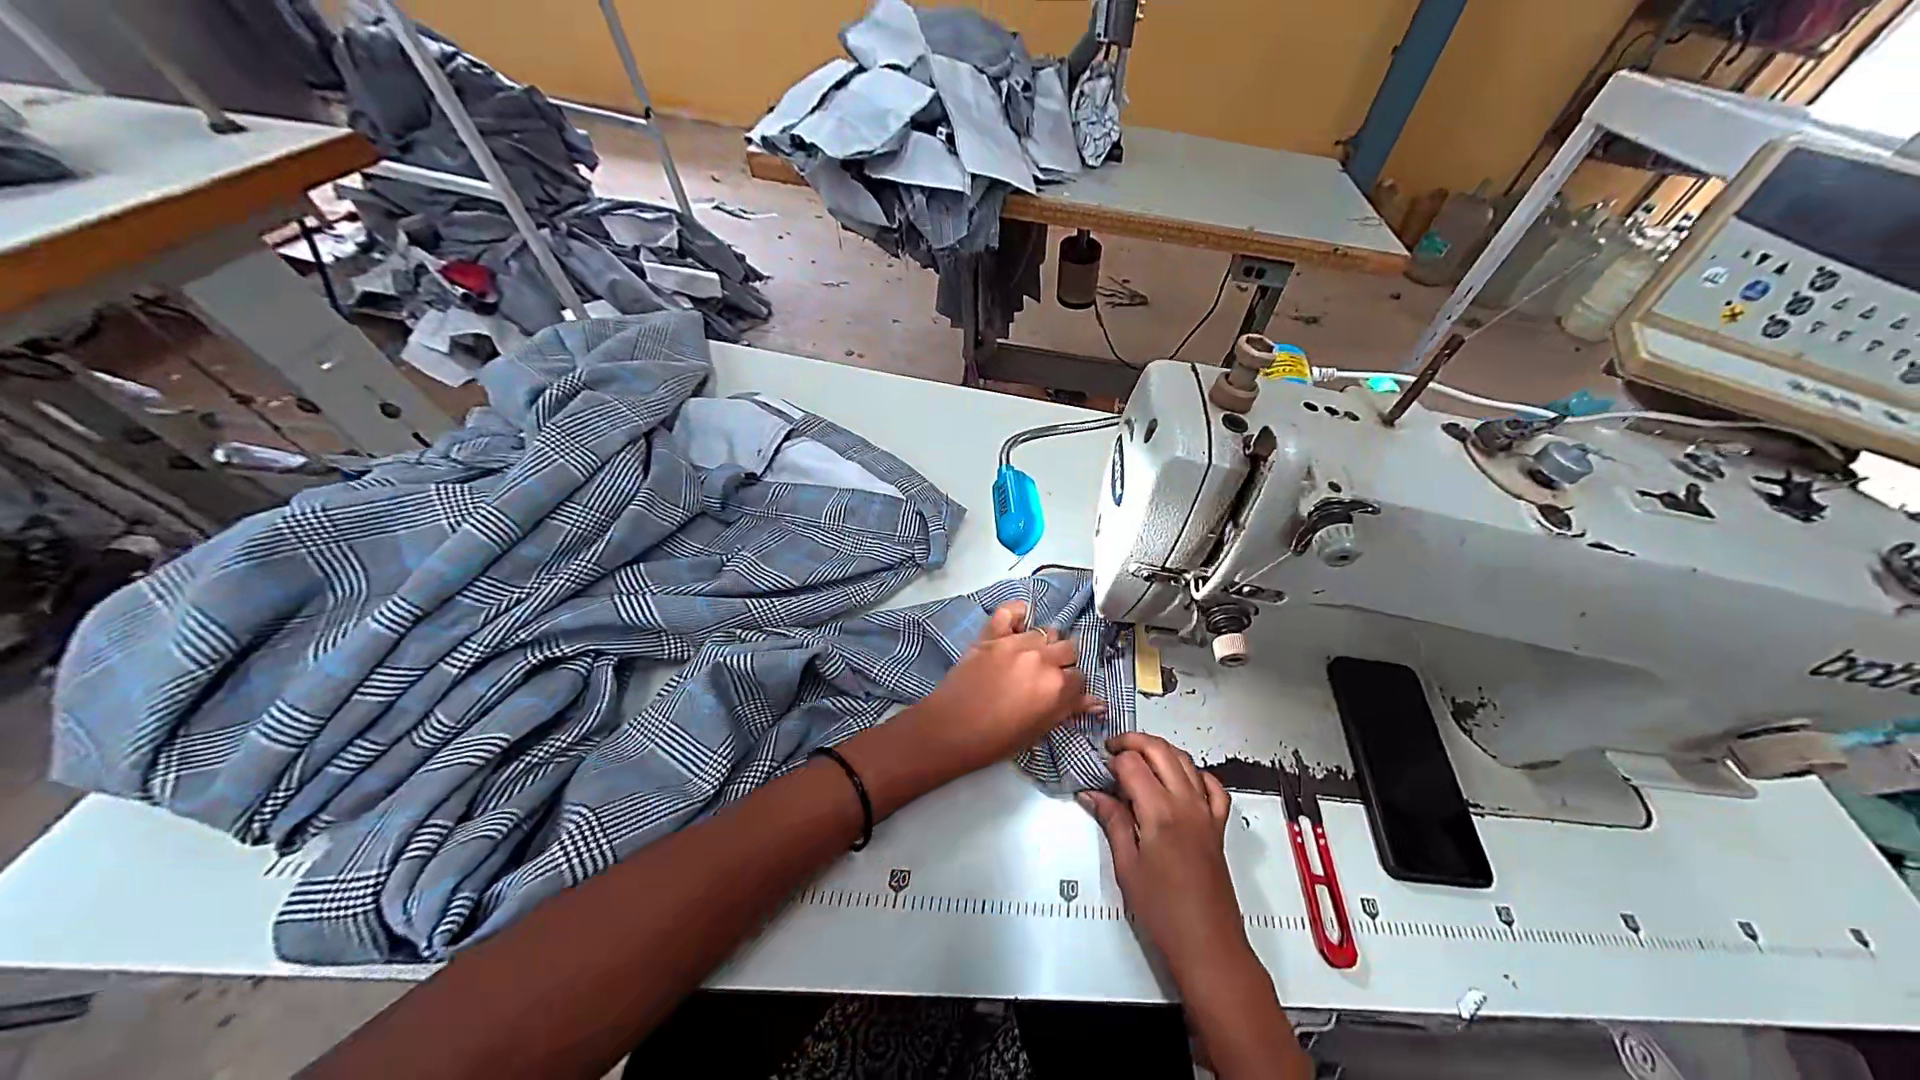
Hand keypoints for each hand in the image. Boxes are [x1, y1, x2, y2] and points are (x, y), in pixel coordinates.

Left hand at [840, 602, 1103, 814]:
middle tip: (1045, 677)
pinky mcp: (991, 635)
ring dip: (1043, 644)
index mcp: (1057, 686)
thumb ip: (1068, 710)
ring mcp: (1015, 643)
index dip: (1072, 686)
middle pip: (1068, 649)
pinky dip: (1017, 615)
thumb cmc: (996, 739)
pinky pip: (1010, 611)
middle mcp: (1041, 659)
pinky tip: (1019, 625)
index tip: (1061, 693)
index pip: (1080, 677)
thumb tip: (1098, 703)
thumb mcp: (1039, 730)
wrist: (951, 729)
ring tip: (1029, 658)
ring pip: (1045, 632)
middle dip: (1062, 663)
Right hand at [1082, 734, 1309, 1079]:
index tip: (1099, 769)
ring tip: (1138, 758)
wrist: (1207, 944)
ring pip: (1185, 760)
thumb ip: (1112, 821)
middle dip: (1133, 742)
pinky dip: (1195, 773)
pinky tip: (1180, 779)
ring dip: (1160, 751)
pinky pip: (1212, 786)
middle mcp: (1186, 804)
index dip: (1112, 760)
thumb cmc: (1163, 912)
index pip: (1132, 764)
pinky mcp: (1217, 825)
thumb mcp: (1127, 865)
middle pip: (1160, 750)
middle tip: (1113, 751)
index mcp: (1159, 812)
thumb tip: (1094, 795)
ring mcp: (1206, 813)